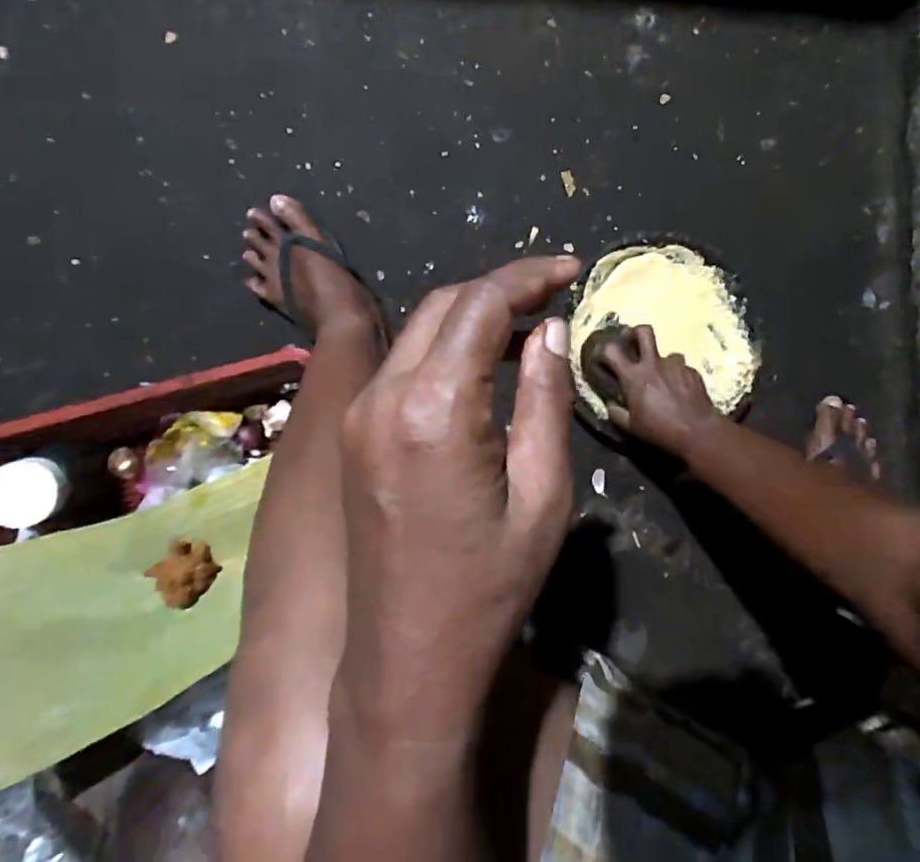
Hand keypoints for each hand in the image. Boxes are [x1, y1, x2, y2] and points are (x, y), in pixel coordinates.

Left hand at [333, 256, 581, 750]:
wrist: (405, 651)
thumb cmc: (487, 587)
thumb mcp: (542, 497)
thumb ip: (545, 400)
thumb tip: (548, 330)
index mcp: (433, 408)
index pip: (478, 306)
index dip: (526, 276)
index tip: (568, 268)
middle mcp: (382, 395)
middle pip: (440, 305)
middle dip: (496, 289)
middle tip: (551, 296)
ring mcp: (357, 411)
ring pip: (415, 331)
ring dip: (467, 317)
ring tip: (525, 328)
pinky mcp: (350, 430)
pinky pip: (397, 365)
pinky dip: (439, 349)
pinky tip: (478, 365)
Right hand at [597, 324, 723, 453]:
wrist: (699, 432)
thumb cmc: (659, 429)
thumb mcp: (630, 427)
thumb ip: (616, 413)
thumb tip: (610, 405)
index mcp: (633, 376)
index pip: (611, 350)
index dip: (603, 349)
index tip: (601, 356)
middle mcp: (653, 364)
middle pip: (644, 332)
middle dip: (635, 332)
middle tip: (633, 342)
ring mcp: (675, 366)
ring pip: (667, 354)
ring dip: (662, 363)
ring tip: (663, 378)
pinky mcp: (693, 372)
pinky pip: (682, 368)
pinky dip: (678, 376)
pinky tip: (680, 390)